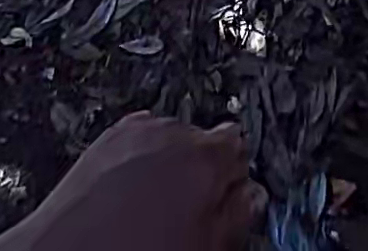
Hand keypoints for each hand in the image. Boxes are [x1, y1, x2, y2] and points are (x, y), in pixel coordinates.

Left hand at [0, 113, 265, 250]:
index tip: (227, 194)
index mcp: (205, 159)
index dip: (234, 172)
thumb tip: (253, 194)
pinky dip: (143, 155)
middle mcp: (176, 132)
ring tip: (152, 203)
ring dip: (171, 159)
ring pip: (173, 136)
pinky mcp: (113, 133)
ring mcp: (142, 128)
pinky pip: (143, 135)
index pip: (238, 142)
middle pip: (204, 138)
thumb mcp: (202, 249)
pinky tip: (130, 191)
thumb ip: (235, 217)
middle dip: (201, 166)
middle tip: (186, 209)